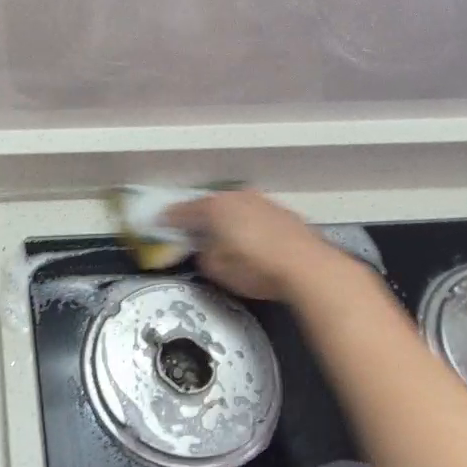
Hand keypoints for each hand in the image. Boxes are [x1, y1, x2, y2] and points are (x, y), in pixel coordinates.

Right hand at [162, 190, 355, 301]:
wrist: (308, 266)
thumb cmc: (255, 268)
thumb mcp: (216, 269)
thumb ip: (203, 256)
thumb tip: (204, 249)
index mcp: (213, 208)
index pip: (182, 211)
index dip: (168, 220)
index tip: (158, 224)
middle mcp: (236, 198)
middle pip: (209, 205)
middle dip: (198, 217)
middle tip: (189, 230)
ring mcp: (262, 201)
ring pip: (234, 207)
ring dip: (225, 218)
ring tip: (220, 234)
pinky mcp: (283, 212)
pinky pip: (254, 214)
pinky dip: (246, 223)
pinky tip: (249, 237)